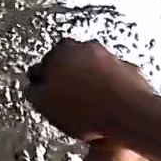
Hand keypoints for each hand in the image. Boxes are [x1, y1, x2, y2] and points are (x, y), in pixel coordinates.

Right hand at [27, 40, 160, 143]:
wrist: (128, 112)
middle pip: (69, 63)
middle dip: (67, 78)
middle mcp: (86, 47)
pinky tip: (107, 106)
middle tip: (66, 102)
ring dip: (89, 82)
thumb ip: (34, 92)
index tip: (45, 96)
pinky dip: (108, 87)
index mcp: (61, 52)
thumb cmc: (85, 109)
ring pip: (92, 69)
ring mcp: (109, 56)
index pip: (44, 65)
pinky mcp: (127, 68)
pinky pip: (112, 78)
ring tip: (88, 107)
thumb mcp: (46, 105)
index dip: (43, 83)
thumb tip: (32, 88)